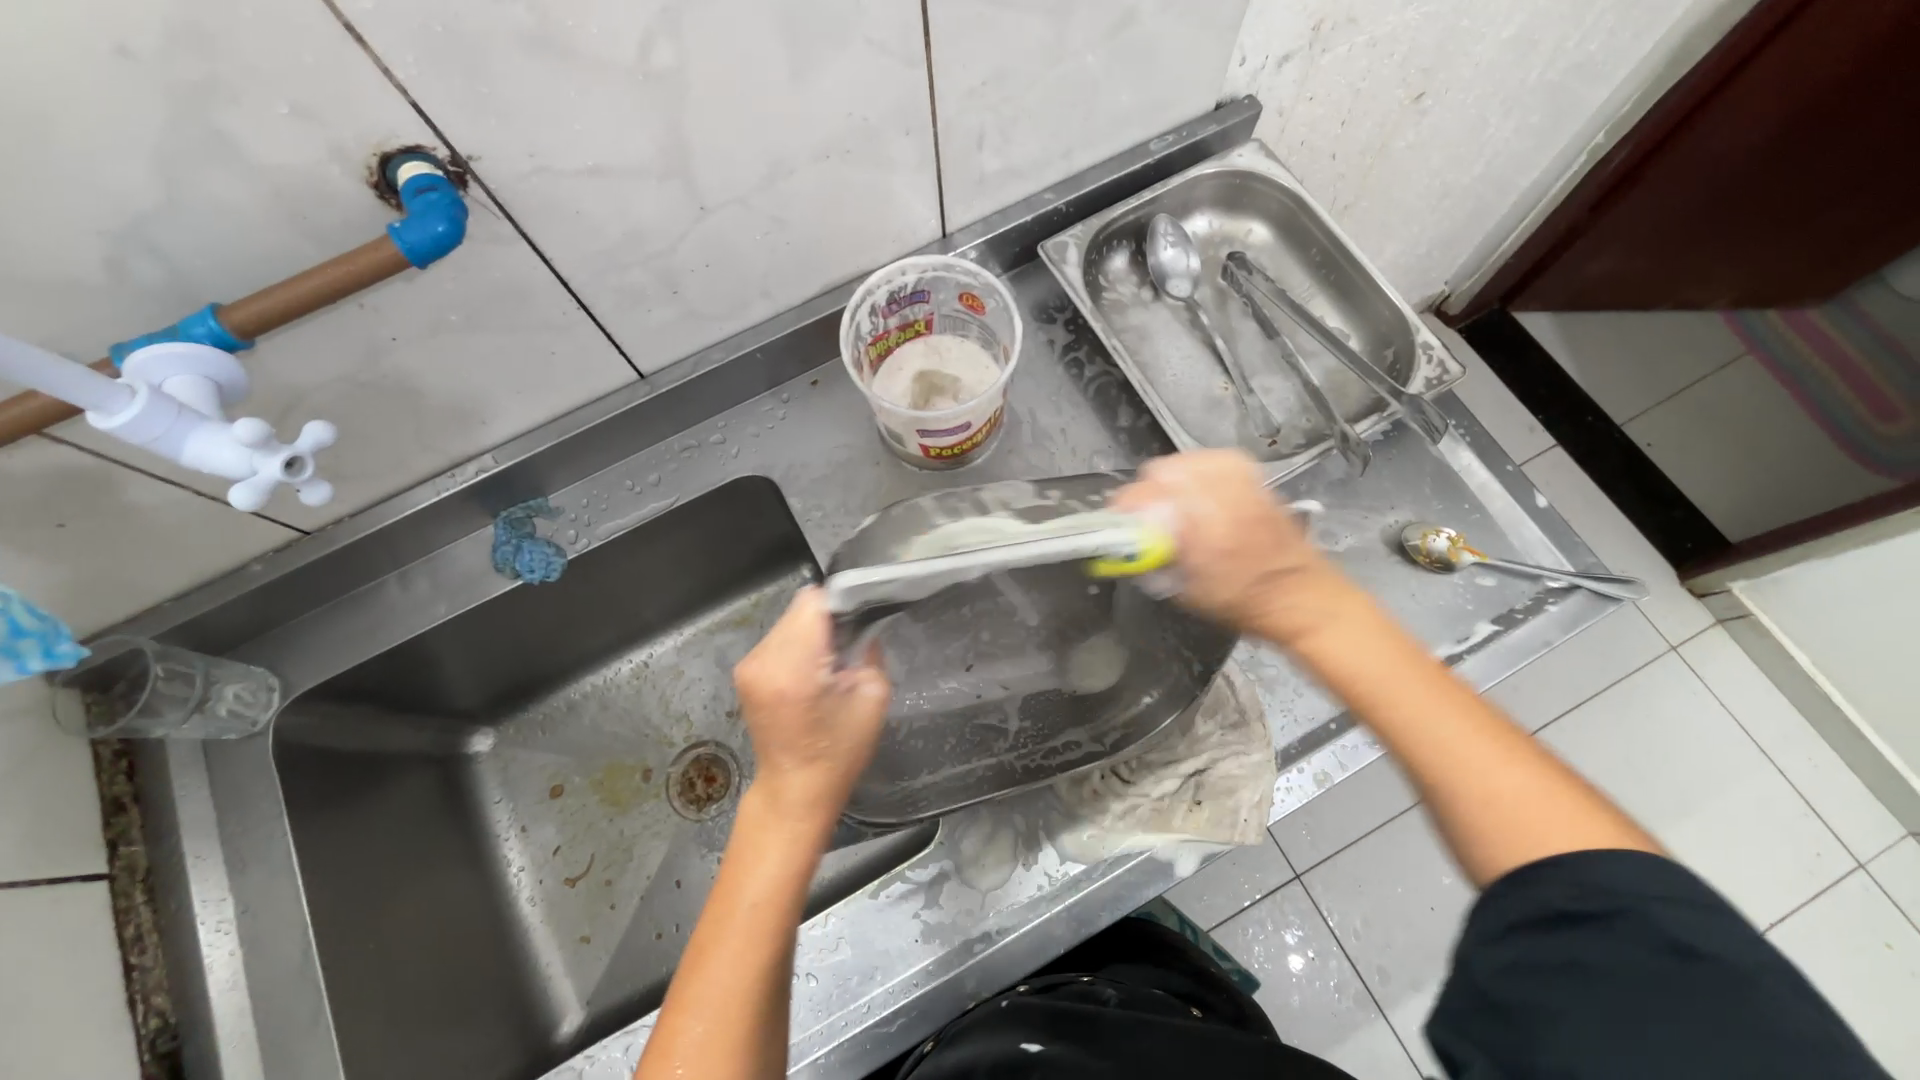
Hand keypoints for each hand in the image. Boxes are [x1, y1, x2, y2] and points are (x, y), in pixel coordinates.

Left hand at [733, 587, 890, 823]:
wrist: (795, 789)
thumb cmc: (840, 751)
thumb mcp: (873, 695)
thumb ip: (868, 647)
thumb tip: (859, 622)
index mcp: (795, 667)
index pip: (814, 601)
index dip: (841, 606)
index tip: (858, 626)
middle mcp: (763, 659)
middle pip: (800, 609)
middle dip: (827, 622)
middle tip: (847, 651)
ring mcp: (748, 665)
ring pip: (788, 622)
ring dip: (812, 634)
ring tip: (828, 667)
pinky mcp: (744, 672)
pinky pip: (777, 640)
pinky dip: (797, 647)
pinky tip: (810, 675)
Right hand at [1113, 449, 1365, 647]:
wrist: (1299, 595)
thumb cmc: (1243, 601)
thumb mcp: (1185, 591)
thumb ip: (1153, 560)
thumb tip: (1128, 544)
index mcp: (1198, 523)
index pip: (1144, 495)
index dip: (1125, 508)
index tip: (1119, 522)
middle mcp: (1219, 493)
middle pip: (1161, 471)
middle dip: (1148, 493)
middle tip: (1146, 517)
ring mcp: (1240, 480)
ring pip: (1186, 462)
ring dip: (1171, 482)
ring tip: (1171, 505)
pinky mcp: (1254, 478)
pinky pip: (1213, 461)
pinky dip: (1197, 473)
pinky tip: (1198, 495)